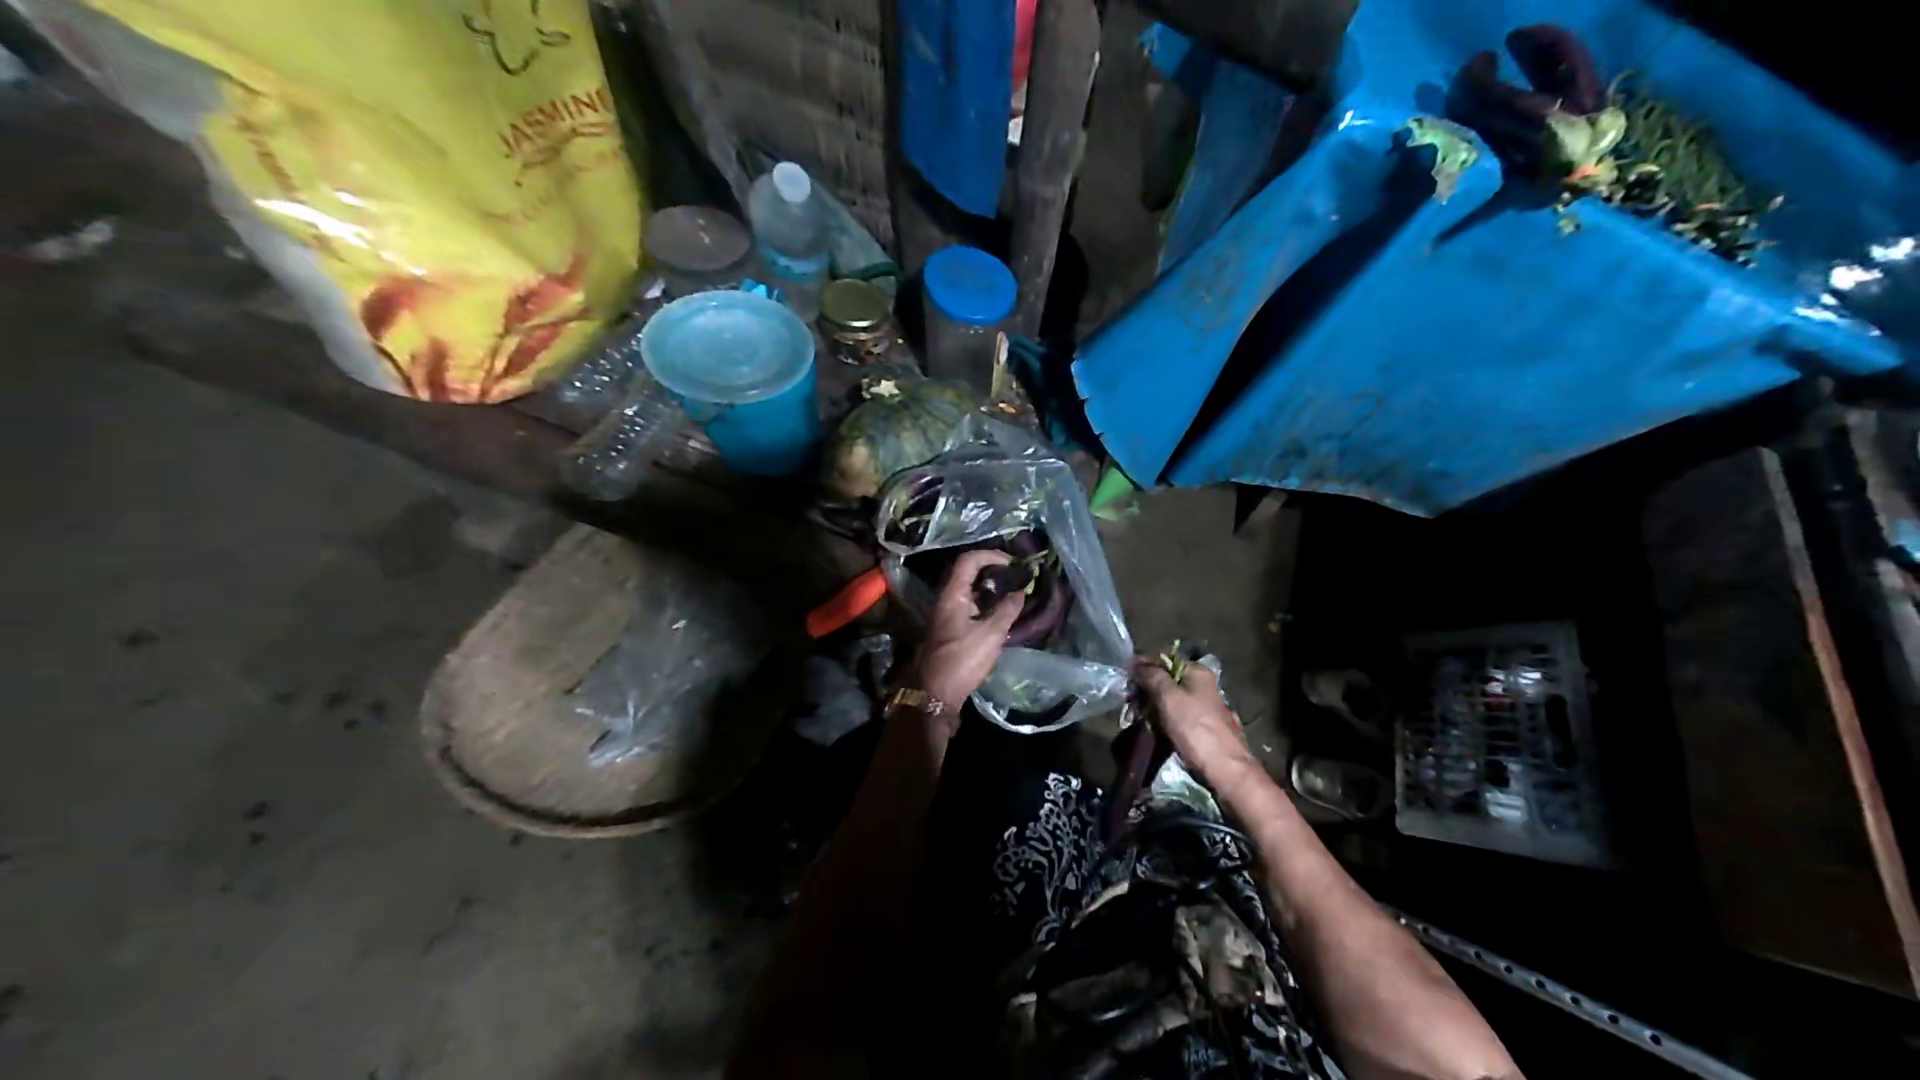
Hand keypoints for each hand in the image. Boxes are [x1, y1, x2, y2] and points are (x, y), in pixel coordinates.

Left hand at [904, 550, 1025, 733]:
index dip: (991, 556)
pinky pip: (969, 606)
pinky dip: (985, 604)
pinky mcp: (950, 629)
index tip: (1013, 564)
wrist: (935, 693)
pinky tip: (1001, 613)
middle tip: (1016, 578)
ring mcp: (946, 614)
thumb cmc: (962, 660)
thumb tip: (1021, 591)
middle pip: (968, 573)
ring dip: (990, 589)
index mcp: (952, 595)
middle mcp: (946, 600)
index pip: (968, 561)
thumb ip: (1007, 610)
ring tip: (1013, 594)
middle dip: (993, 571)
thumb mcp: (990, 635)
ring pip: (969, 591)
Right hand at [1133, 659, 1256, 786]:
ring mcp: (1205, 706)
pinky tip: (1153, 726)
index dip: (1144, 666)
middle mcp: (1204, 685)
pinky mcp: (1204, 726)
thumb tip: (1137, 663)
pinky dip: (1164, 718)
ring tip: (1137, 715)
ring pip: (1172, 699)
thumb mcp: (1168, 697)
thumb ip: (1152, 676)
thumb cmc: (1195, 728)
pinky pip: (1178, 715)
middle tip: (1130, 700)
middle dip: (1147, 688)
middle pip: (1168, 679)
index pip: (1164, 659)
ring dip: (1153, 705)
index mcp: (1198, 672)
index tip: (1127, 679)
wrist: (1225, 767)